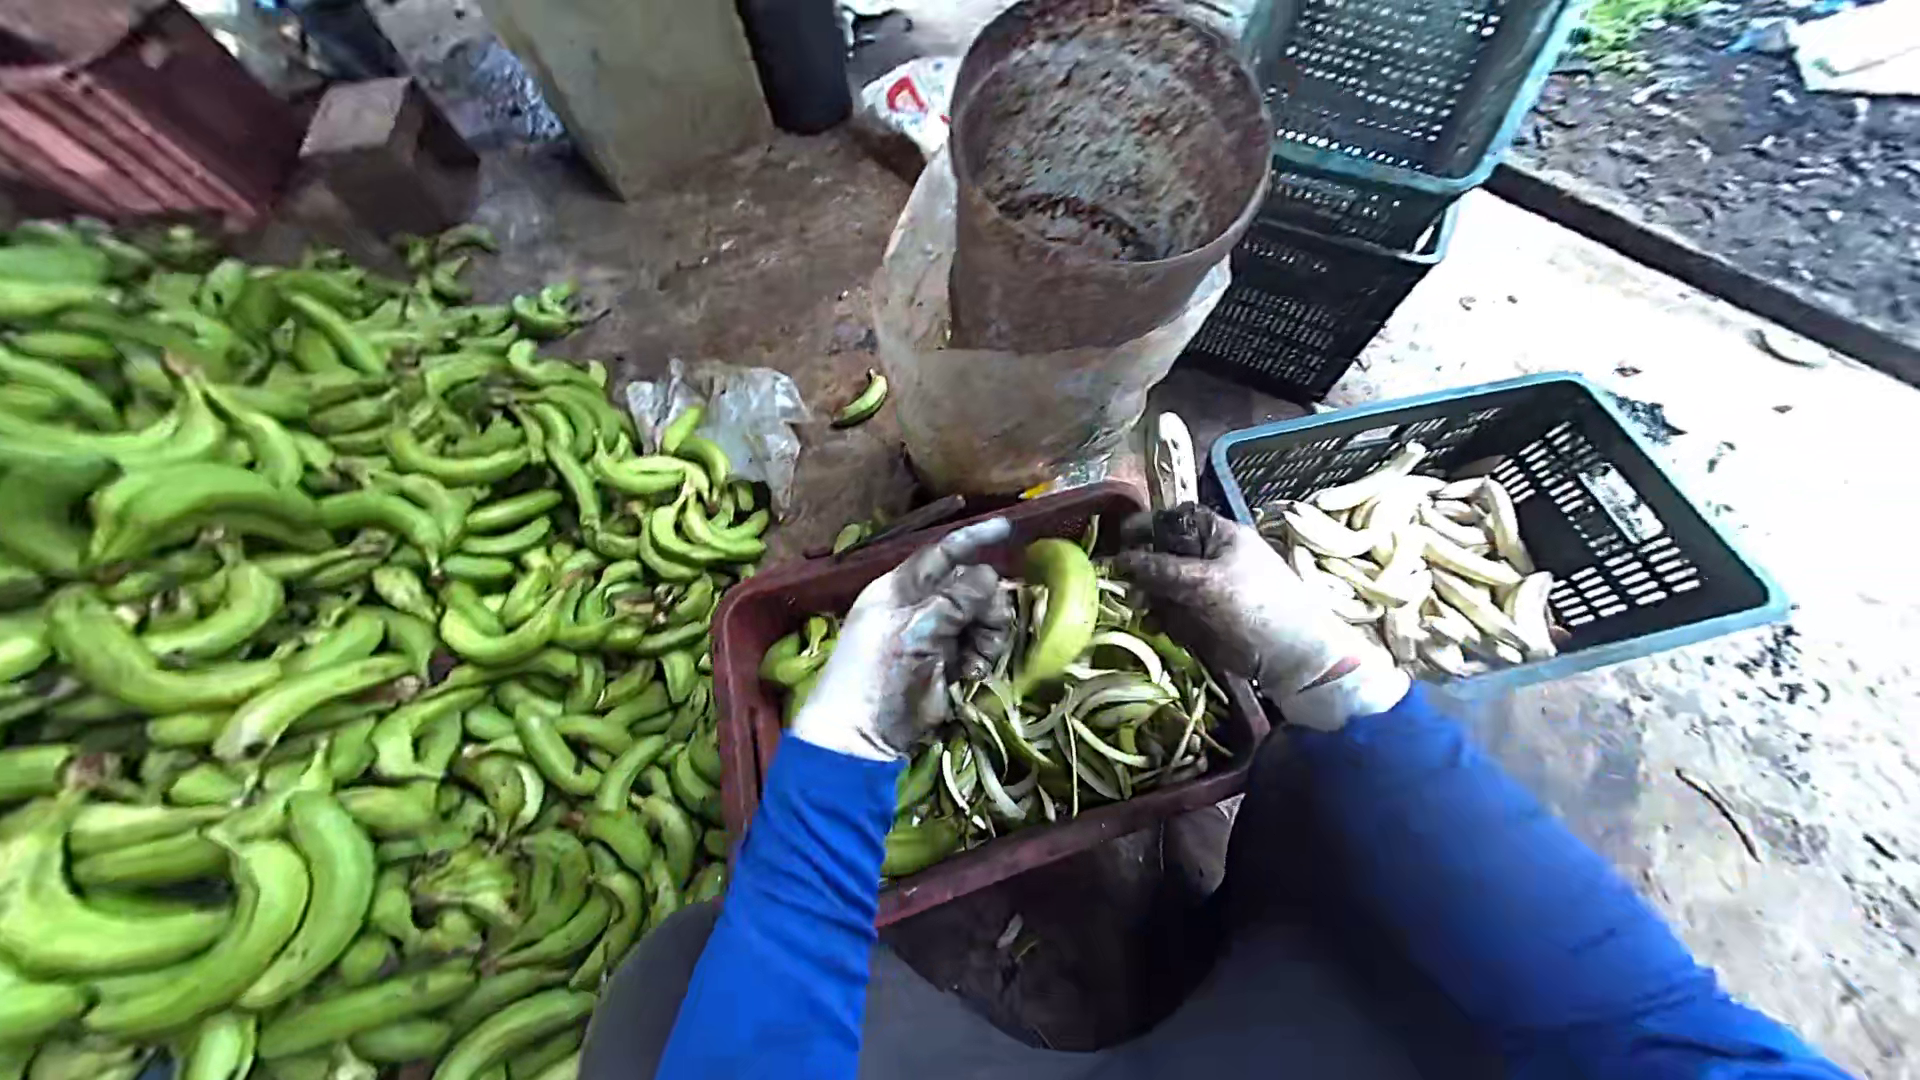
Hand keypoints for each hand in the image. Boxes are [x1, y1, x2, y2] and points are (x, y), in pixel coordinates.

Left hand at [789, 518, 1016, 760]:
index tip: (1007, 530)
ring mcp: (935, 635)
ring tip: (974, 658)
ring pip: (981, 617)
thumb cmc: (876, 674)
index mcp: (900, 588)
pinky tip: (970, 673)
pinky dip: (982, 657)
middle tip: (988, 628)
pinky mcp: (948, 663)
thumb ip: (953, 600)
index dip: (973, 540)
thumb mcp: (913, 631)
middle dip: (987, 604)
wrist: (861, 737)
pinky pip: (980, 646)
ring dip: (988, 634)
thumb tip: (990, 574)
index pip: (942, 554)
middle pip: (970, 586)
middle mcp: (920, 605)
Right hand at [1114, 504, 1407, 730]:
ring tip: (1144, 612)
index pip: (1175, 519)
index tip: (1120, 539)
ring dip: (1149, 598)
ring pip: (1161, 585)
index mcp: (1218, 536)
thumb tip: (1119, 560)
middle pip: (1162, 553)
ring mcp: (1205, 589)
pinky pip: (1170, 611)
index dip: (1146, 526)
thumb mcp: (1204, 582)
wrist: (1294, 659)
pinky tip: (1158, 627)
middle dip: (1143, 569)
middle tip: (1129, 585)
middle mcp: (1209, 558)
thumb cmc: (1256, 606)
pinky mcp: (1202, 617)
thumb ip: (1160, 569)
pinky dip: (1161, 618)